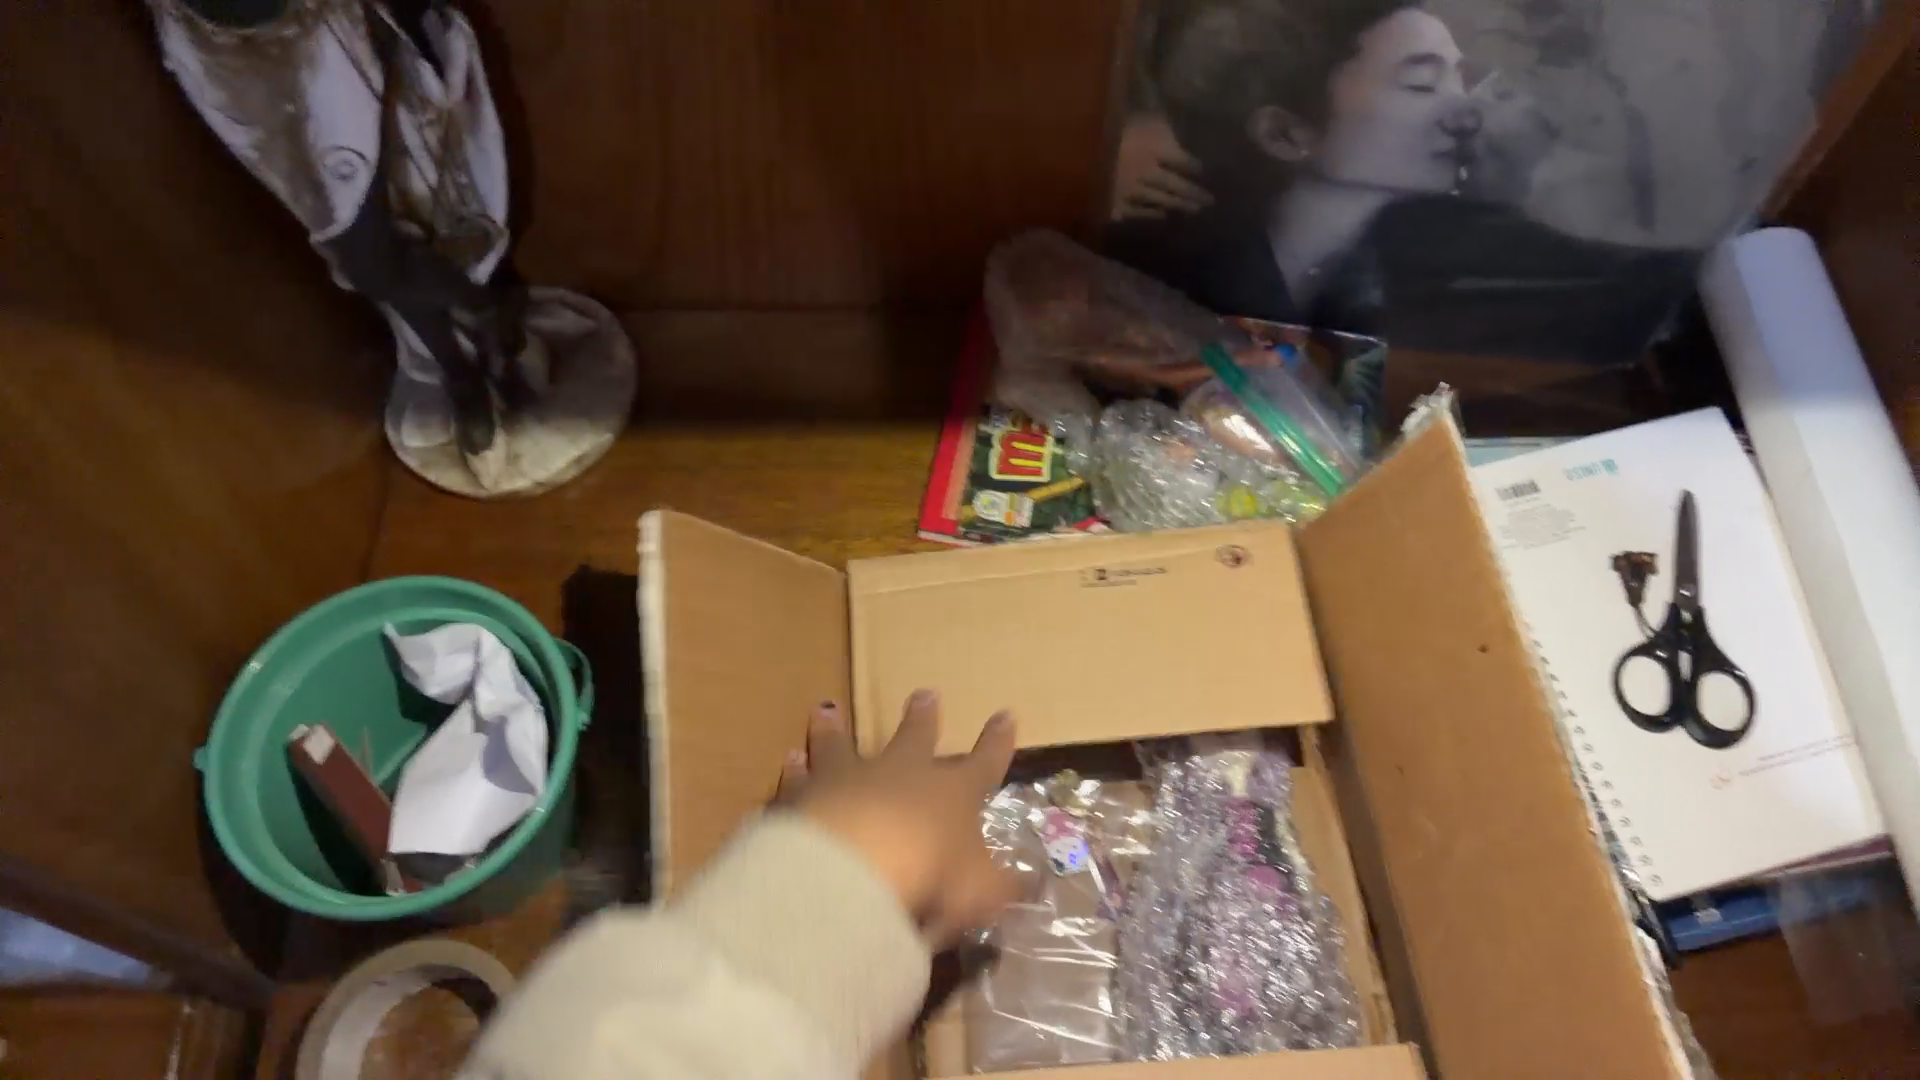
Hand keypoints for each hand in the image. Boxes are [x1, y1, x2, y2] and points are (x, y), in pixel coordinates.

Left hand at [777, 691, 1018, 945]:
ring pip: (842, 747)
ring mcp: (848, 782)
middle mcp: (900, 775)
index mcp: (951, 793)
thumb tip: (1033, 884)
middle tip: (923, 694)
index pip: (983, 764)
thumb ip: (1004, 887)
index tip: (1005, 715)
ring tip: (827, 709)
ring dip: (836, 729)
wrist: (853, 872)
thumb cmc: (929, 878)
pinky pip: (799, 783)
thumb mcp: (981, 892)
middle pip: (913, 739)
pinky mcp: (804, 800)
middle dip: (921, 719)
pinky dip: (794, 774)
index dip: (997, 743)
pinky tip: (788, 762)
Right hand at [1109, 113, 1210, 221]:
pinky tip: (1162, 215)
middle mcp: (1148, 173)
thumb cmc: (1103, 129)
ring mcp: (1132, 193)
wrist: (1076, 159)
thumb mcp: (1133, 116)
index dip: (1192, 164)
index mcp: (1153, 148)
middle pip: (1175, 185)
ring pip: (1160, 200)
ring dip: (1178, 205)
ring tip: (1193, 210)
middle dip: (1193, 193)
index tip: (1202, 170)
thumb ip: (1154, 125)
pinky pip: (1137, 212)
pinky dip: (1151, 214)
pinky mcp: (1115, 207)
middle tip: (1210, 201)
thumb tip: (1173, 133)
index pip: (1181, 158)